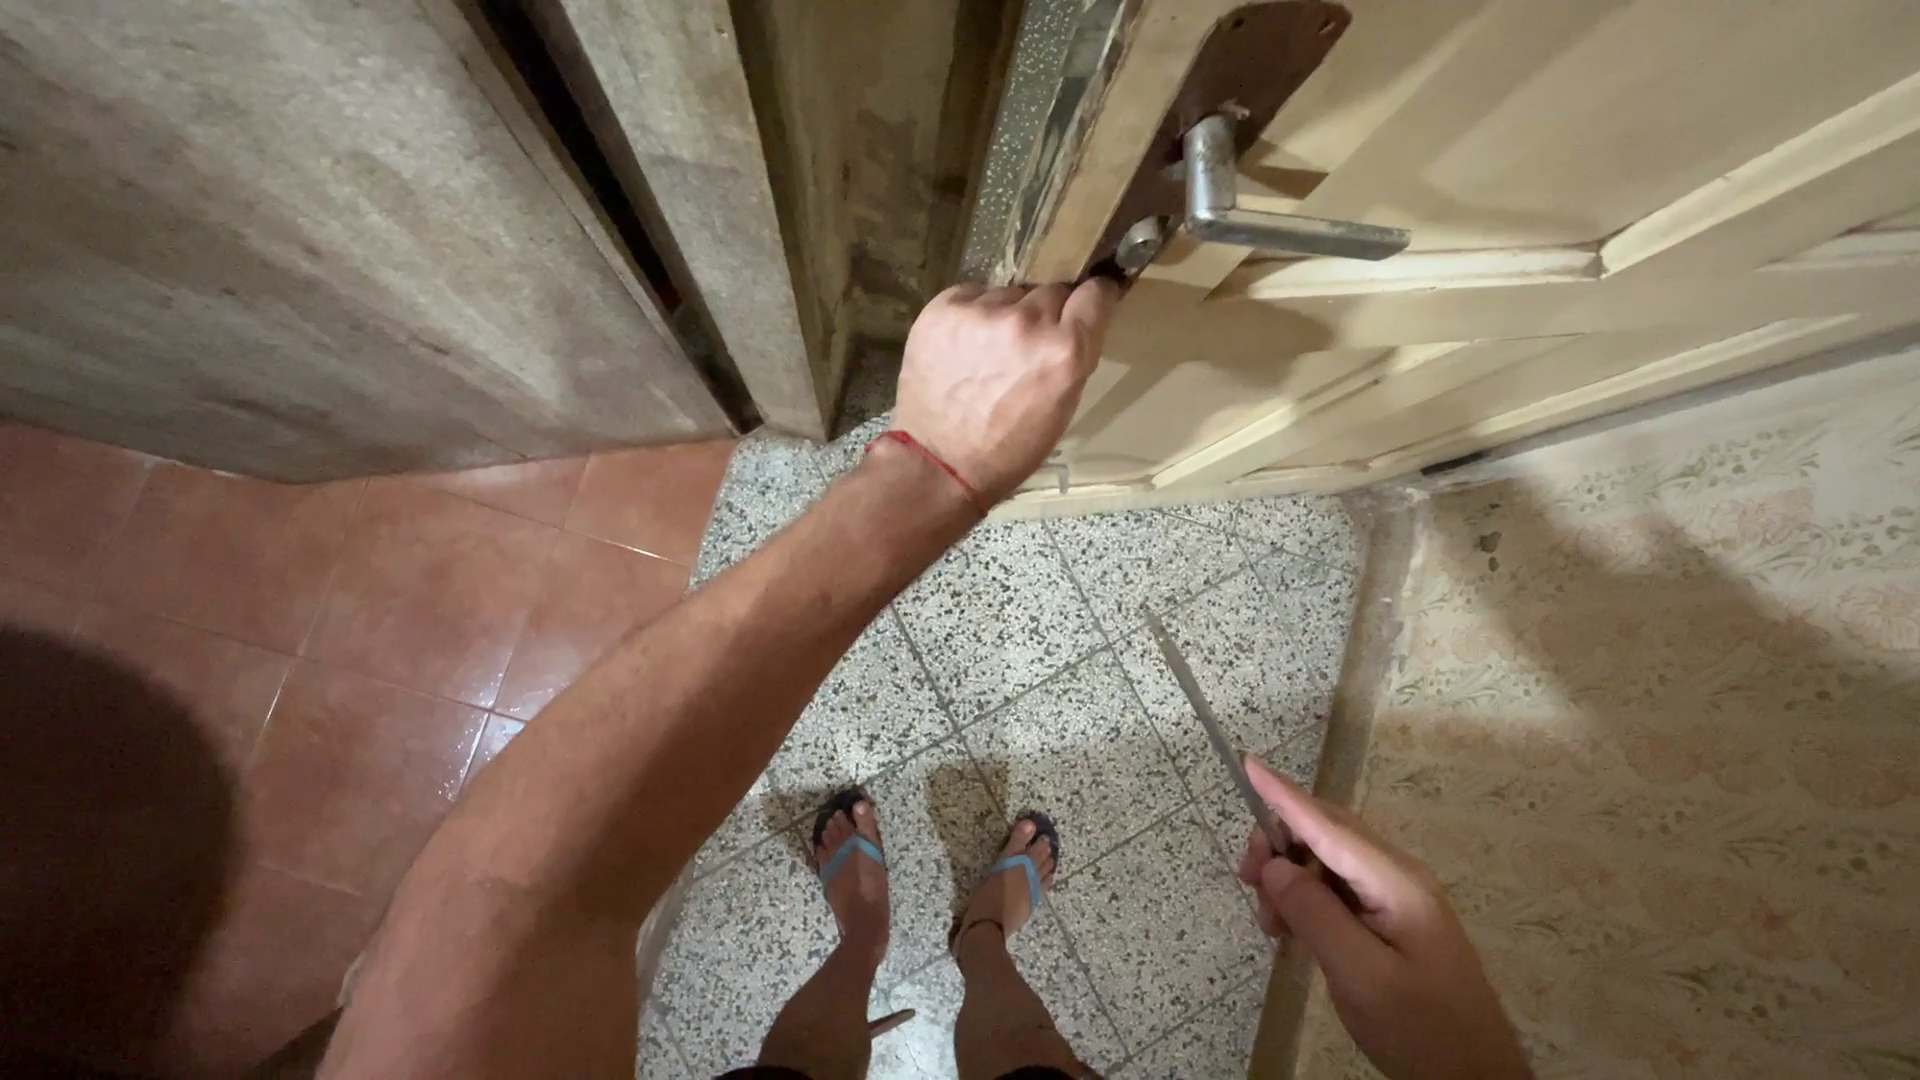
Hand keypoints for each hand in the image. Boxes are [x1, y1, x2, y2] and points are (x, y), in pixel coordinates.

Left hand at [893, 280, 1117, 503]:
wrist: (938, 464)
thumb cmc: (1007, 450)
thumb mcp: (1062, 410)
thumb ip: (1075, 358)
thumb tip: (1078, 321)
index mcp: (1064, 351)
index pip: (1095, 294)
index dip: (1093, 299)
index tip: (1088, 303)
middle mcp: (1025, 323)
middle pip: (1051, 291)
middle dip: (1045, 316)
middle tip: (1026, 350)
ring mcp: (981, 313)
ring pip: (1009, 294)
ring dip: (1007, 315)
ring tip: (989, 354)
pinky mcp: (943, 309)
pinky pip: (972, 296)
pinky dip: (973, 315)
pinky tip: (964, 348)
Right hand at [1238, 757, 1531, 1079]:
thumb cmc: (1420, 1030)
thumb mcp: (1360, 976)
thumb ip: (1314, 914)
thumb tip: (1273, 866)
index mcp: (1395, 882)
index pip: (1326, 825)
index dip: (1283, 794)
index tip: (1247, 762)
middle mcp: (1397, 876)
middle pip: (1323, 832)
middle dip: (1277, 844)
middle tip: (1247, 883)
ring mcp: (1395, 896)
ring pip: (1325, 858)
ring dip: (1288, 876)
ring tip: (1270, 922)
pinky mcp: (1390, 917)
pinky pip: (1336, 885)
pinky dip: (1305, 897)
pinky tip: (1291, 929)